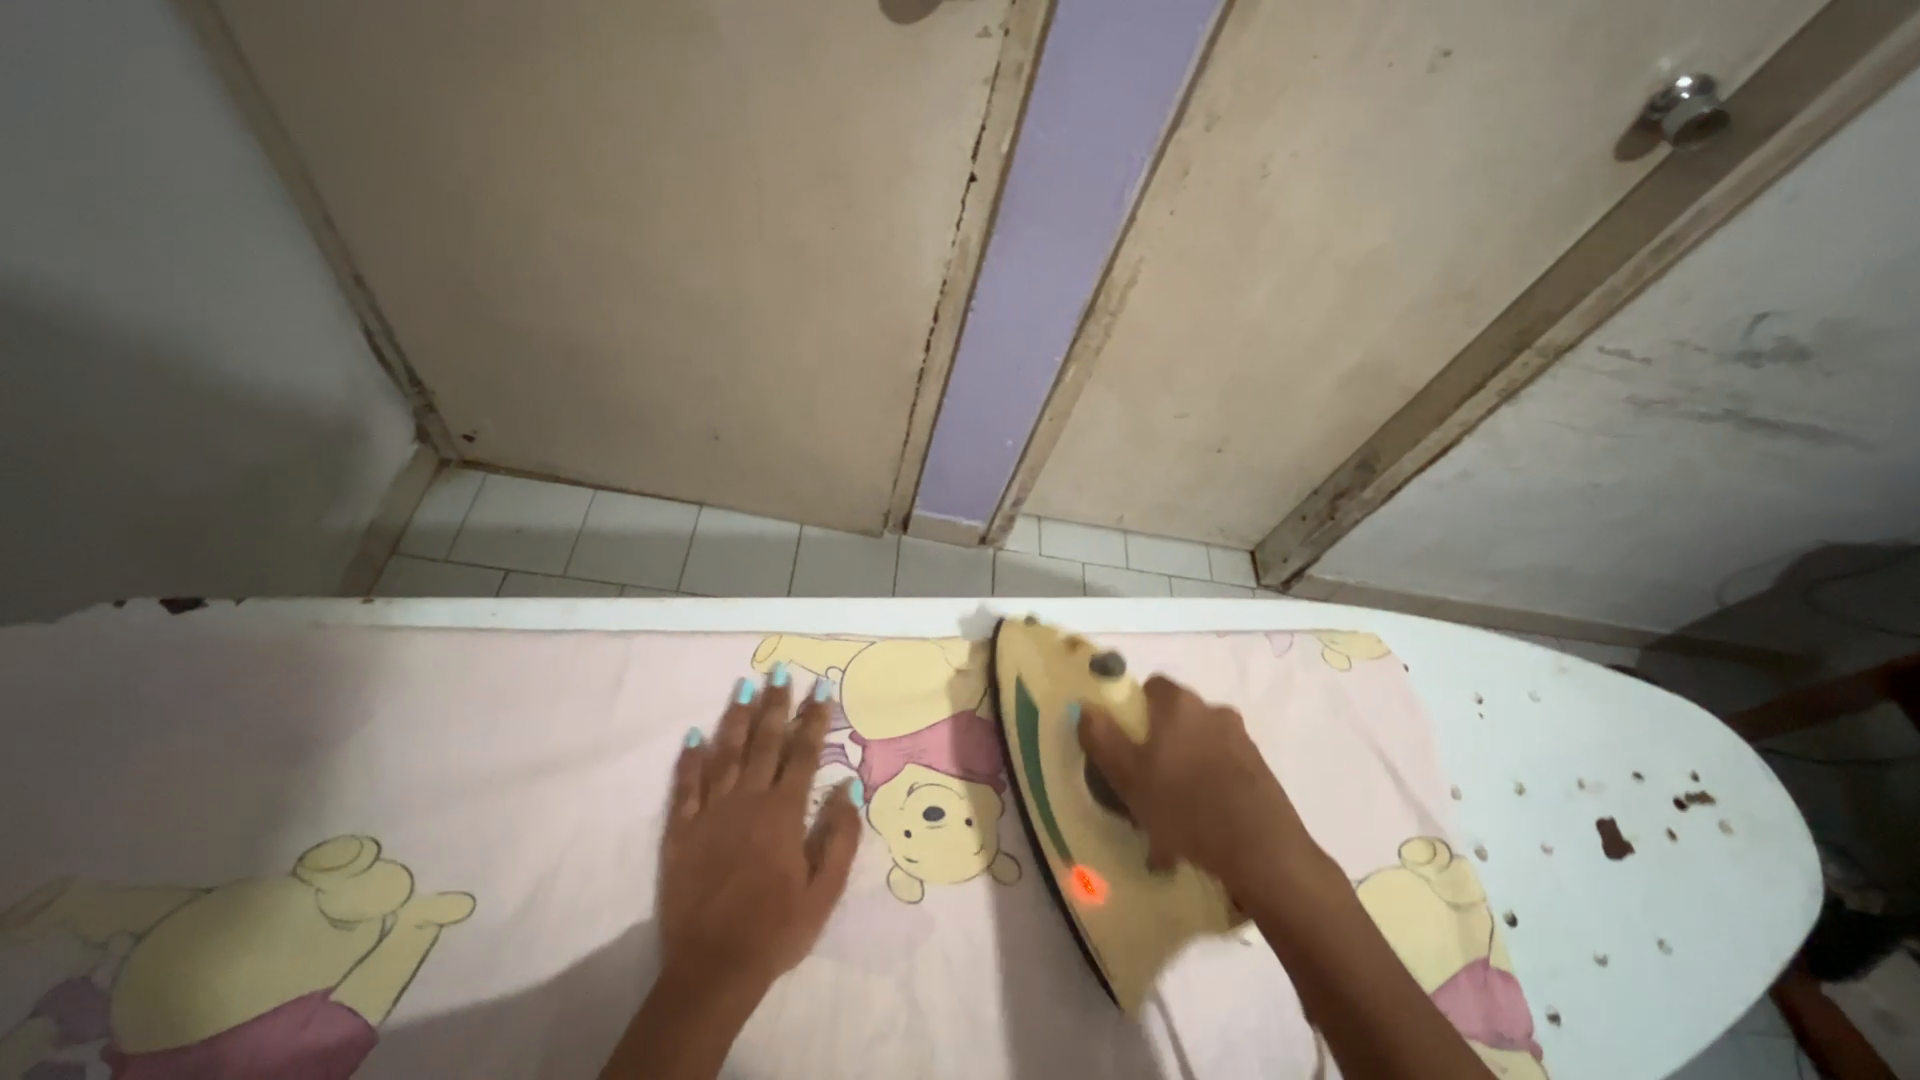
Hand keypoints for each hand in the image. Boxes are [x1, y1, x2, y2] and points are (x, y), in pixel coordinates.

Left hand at [658, 672, 860, 994]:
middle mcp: (747, 802)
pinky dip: (690, 759)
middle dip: (775, 704)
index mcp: (784, 814)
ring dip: (735, 718)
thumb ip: (840, 836)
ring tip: (744, 686)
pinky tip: (694, 736)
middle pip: (763, 742)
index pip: (803, 754)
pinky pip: (685, 786)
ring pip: (724, 754)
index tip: (821, 688)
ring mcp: (710, 814)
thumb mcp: (825, 891)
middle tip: (780, 670)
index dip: (814, 719)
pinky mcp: (680, 832)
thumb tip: (851, 787)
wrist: (713, 968)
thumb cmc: (778, 931)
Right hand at [1078, 675, 1318, 896]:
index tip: (1123, 743)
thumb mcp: (1128, 775)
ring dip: (1183, 773)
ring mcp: (1242, 741)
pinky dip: (1207, 793)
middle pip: (1177, 720)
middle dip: (1159, 747)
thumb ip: (1102, 737)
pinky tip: (1197, 831)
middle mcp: (1215, 712)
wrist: (1261, 849)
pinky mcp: (1261, 772)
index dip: (1133, 710)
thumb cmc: (1184, 806)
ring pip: (1200, 749)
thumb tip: (1086, 707)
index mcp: (1180, 705)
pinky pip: (1222, 774)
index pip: (1152, 687)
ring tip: (1170, 820)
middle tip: (1143, 786)